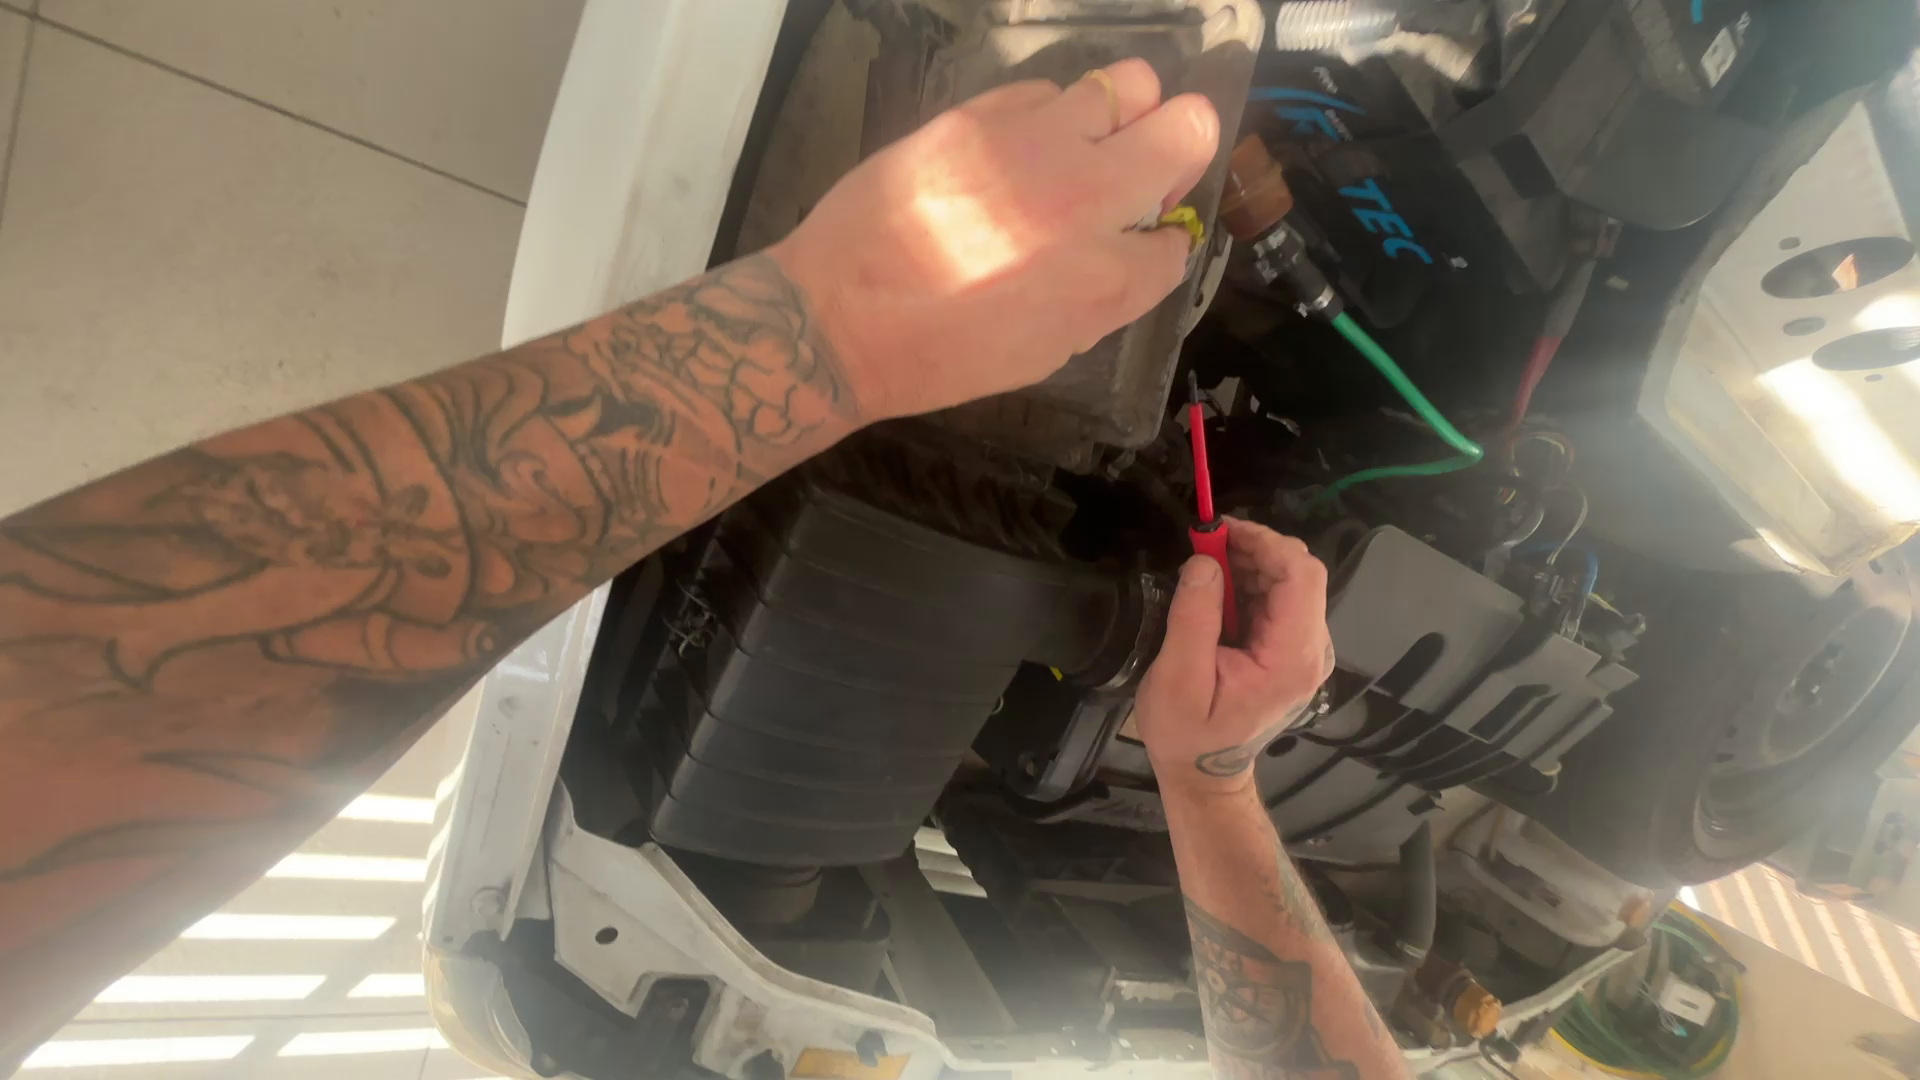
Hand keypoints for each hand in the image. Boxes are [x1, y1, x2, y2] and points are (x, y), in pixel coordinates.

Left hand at [769, 58, 1220, 421]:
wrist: (841, 321)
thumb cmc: (942, 358)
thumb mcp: (1041, 355)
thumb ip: (1100, 301)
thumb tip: (1128, 257)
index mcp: (1101, 282)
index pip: (1177, 244)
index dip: (1157, 248)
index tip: (1132, 250)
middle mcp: (1084, 200)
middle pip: (1188, 129)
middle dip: (1174, 156)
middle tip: (1134, 181)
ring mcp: (1033, 144)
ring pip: (1128, 85)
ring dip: (1119, 121)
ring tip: (1077, 157)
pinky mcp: (979, 113)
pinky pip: (1048, 90)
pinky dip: (1048, 120)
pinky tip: (1017, 155)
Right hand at [1135, 519, 1333, 798]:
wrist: (1202, 774)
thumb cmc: (1187, 734)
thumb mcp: (1178, 677)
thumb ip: (1194, 616)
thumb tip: (1205, 562)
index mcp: (1291, 657)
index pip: (1301, 577)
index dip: (1266, 542)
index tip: (1218, 530)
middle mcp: (1309, 650)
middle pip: (1300, 574)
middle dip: (1255, 548)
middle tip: (1204, 544)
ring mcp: (1302, 652)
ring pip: (1290, 582)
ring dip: (1249, 563)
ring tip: (1204, 564)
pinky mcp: (1288, 652)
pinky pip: (1277, 600)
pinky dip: (1248, 582)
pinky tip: (1215, 588)